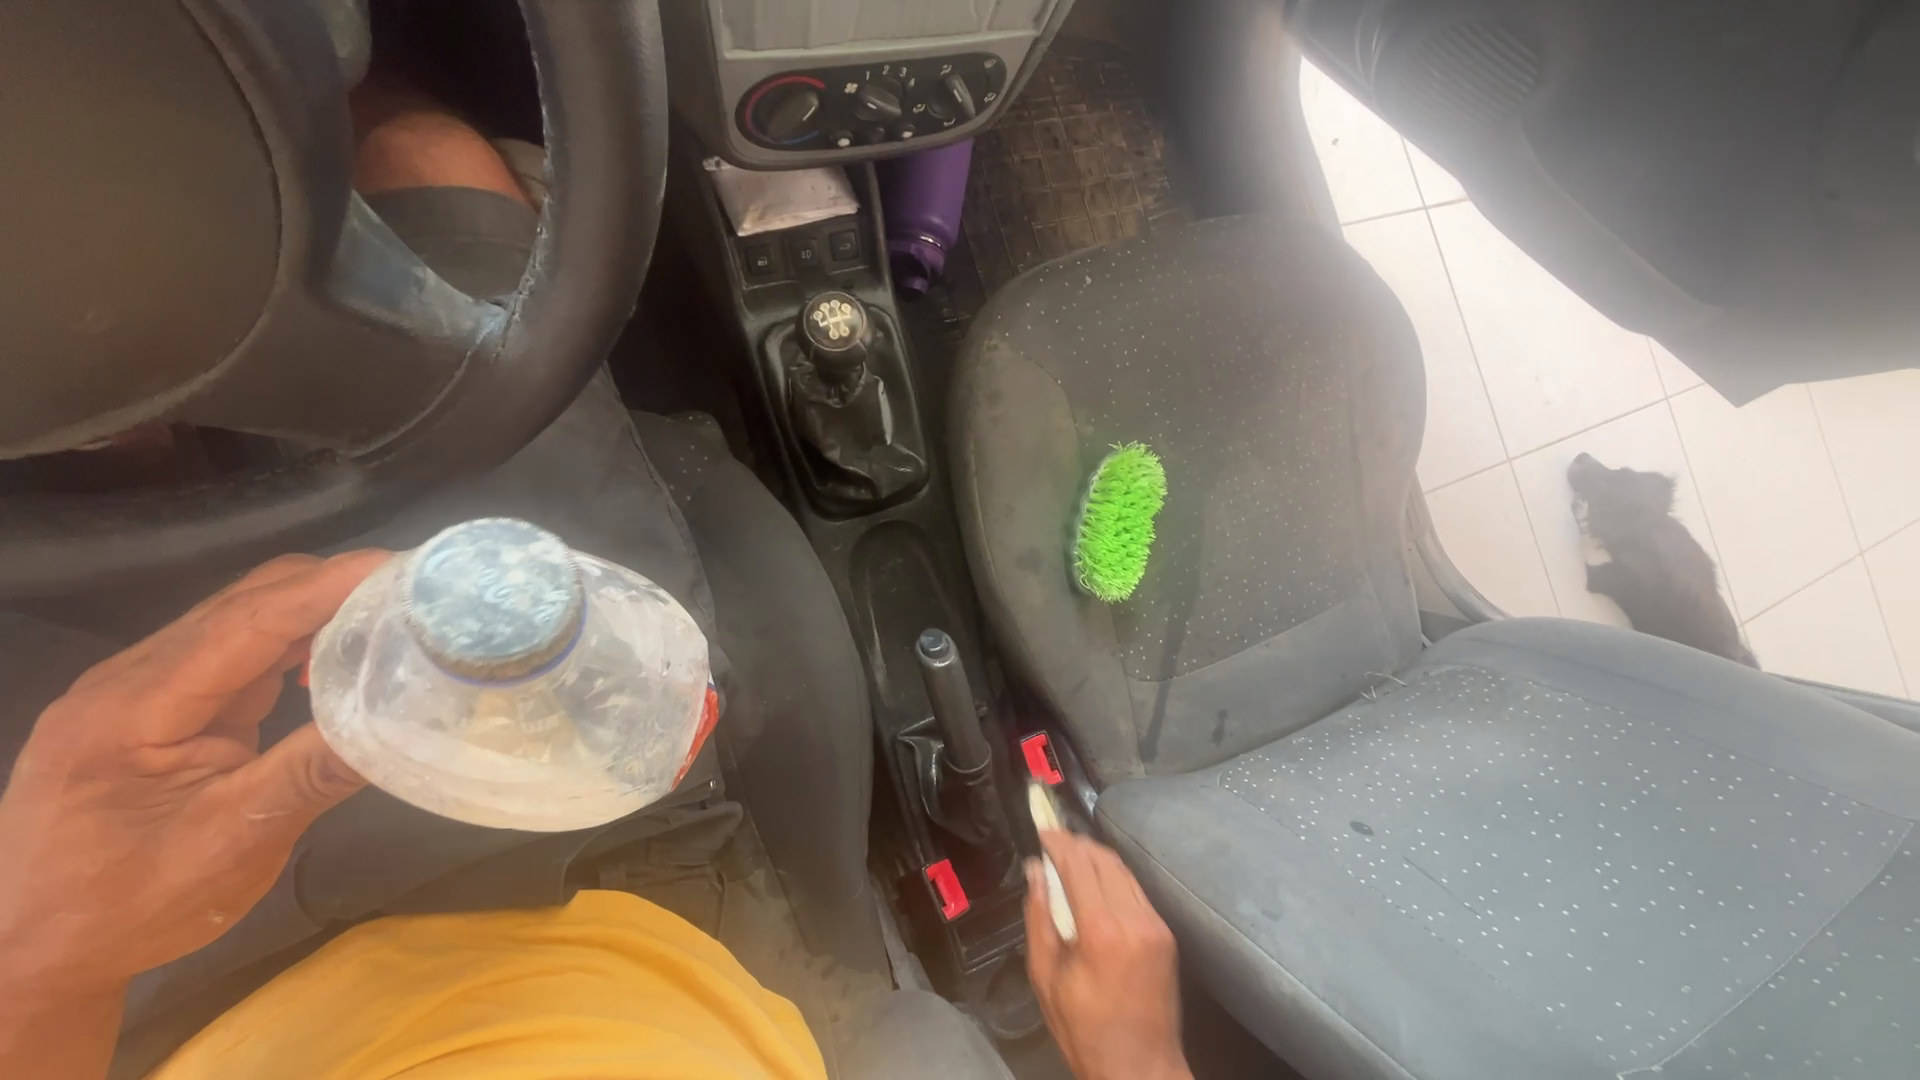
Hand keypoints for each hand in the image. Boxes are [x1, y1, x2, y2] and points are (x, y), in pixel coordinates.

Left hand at [0, 552, 387, 998]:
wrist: (34, 955)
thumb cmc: (128, 905)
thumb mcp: (236, 841)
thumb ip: (318, 768)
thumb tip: (408, 712)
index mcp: (132, 709)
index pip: (246, 623)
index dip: (328, 587)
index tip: (403, 565)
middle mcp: (132, 680)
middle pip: (247, 601)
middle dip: (335, 586)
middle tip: (421, 594)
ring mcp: (149, 690)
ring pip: (249, 618)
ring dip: (325, 609)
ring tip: (401, 616)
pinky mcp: (171, 706)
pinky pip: (247, 650)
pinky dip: (306, 641)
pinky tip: (350, 655)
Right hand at [1025, 829, 1191, 1079]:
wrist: (1141, 1070)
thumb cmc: (1084, 1031)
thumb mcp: (1046, 978)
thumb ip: (1039, 917)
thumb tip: (1035, 871)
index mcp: (1101, 931)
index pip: (1078, 864)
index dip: (1058, 842)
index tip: (1042, 829)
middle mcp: (1133, 919)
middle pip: (1103, 859)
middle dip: (1076, 844)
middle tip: (1052, 841)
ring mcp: (1154, 925)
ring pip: (1122, 870)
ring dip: (1095, 857)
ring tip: (1070, 857)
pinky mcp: (1165, 934)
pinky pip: (1135, 890)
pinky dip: (1112, 877)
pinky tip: (1095, 883)